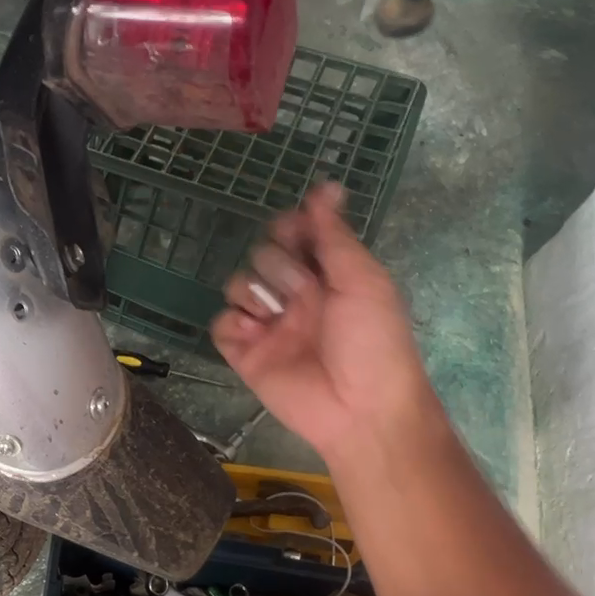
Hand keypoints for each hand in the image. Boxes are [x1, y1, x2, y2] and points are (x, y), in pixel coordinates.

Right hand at [210, 183, 437, 463]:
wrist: (358, 407)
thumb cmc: (372, 341)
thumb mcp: (363, 281)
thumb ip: (335, 237)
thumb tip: (325, 188)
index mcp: (328, 276)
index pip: (297, 236)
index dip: (291, 227)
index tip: (294, 229)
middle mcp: (295, 297)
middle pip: (263, 256)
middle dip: (276, 266)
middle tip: (299, 292)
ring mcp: (269, 327)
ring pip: (238, 286)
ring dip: (251, 292)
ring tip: (273, 316)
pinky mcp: (246, 355)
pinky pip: (222, 325)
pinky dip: (232, 324)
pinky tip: (252, 333)